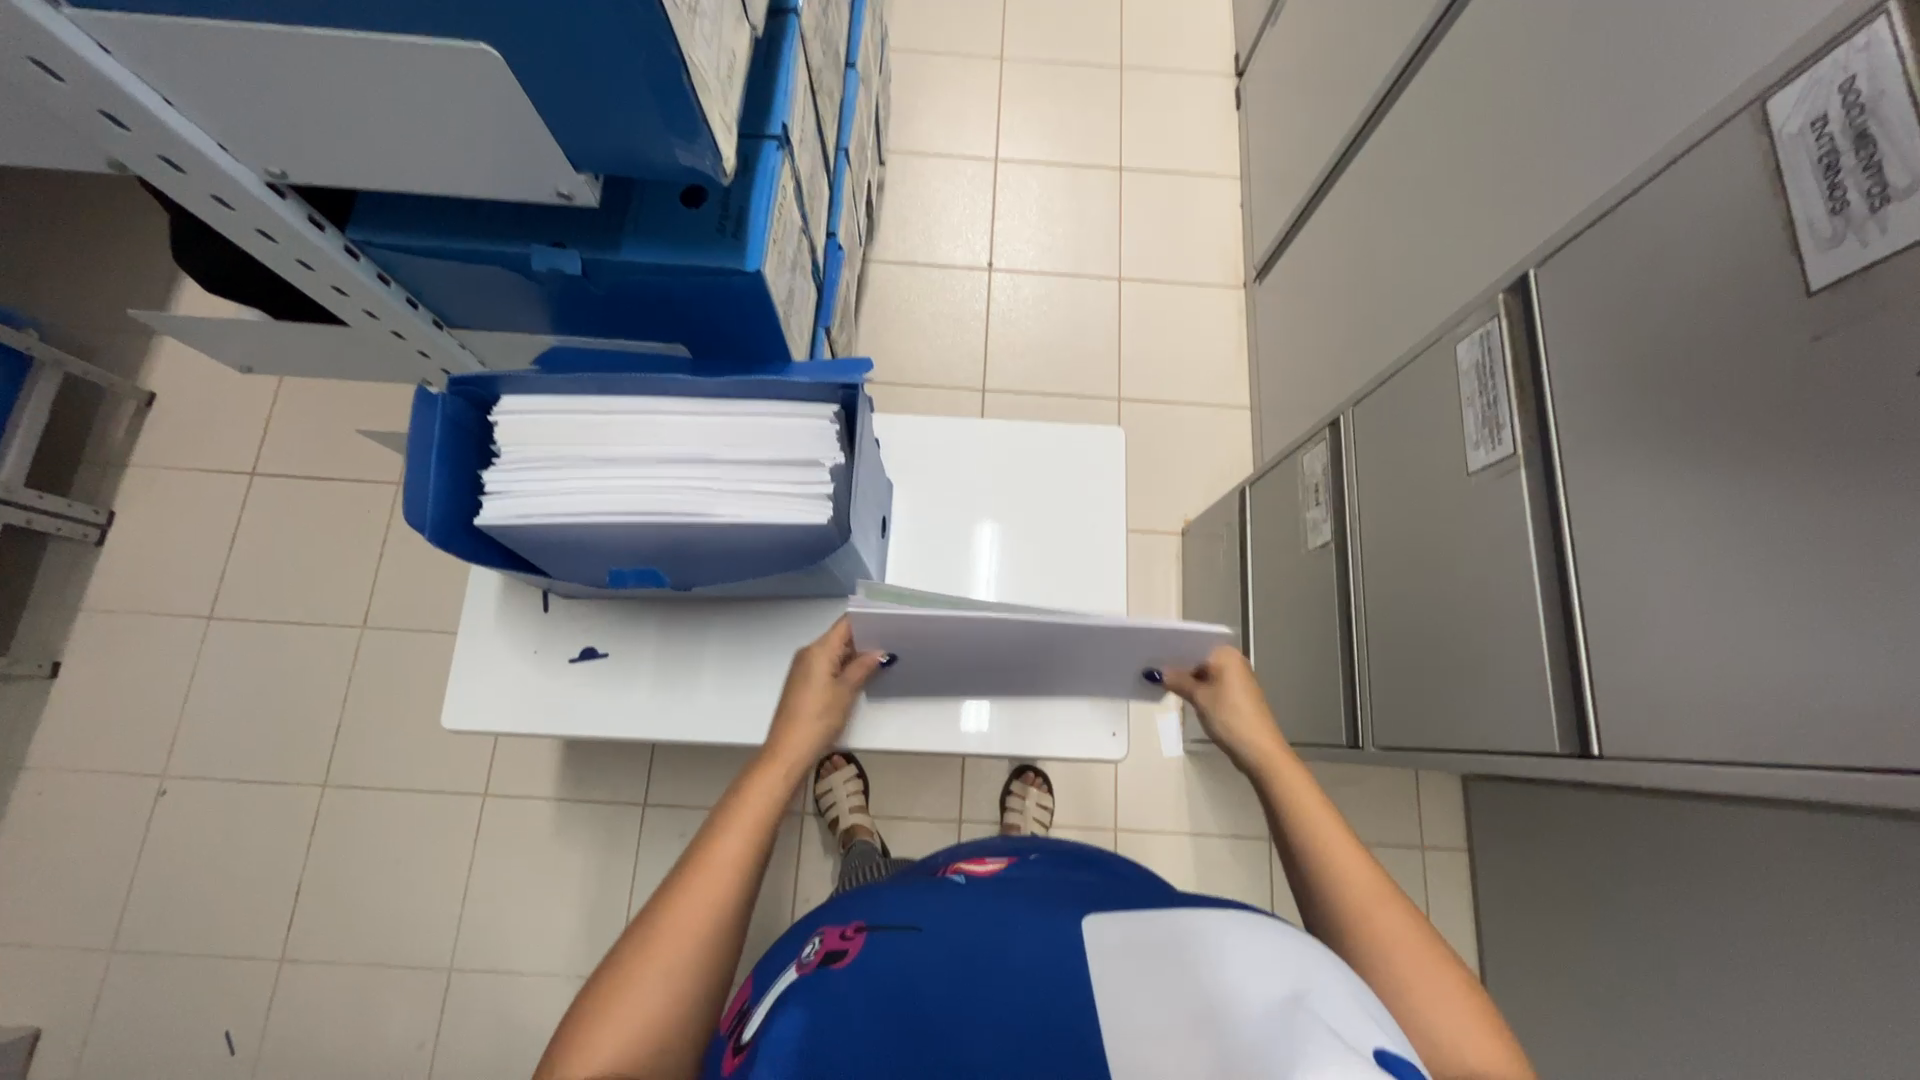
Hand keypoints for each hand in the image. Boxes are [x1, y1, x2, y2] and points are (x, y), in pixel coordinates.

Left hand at [761, 617, 888, 767]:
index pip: (845, 624)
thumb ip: (863, 668)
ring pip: (834, 653)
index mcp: (818, 649)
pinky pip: (827, 666)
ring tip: (883, 658)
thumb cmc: (818, 718)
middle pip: (840, 637)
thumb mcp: (846, 692)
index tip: (890, 623)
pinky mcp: (804, 683)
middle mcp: (808, 653)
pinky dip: (844, 668)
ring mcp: (804, 668)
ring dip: (855, 656)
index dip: (867, 621)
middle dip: (864, 640)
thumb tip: (879, 652)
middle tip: (893, 642)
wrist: (788, 750)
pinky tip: (861, 675)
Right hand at [1159, 646, 1293, 775]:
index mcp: (1226, 654)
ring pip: (1205, 673)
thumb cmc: (1229, 716)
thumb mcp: (1199, 697)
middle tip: (1150, 668)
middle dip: (1178, 665)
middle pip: (1200, 658)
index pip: (1195, 644)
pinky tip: (1180, 694)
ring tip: (1160, 681)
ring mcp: (1237, 679)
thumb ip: (1178, 681)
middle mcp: (1234, 661)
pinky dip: (1198, 688)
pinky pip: (1212, 685)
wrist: (1259, 750)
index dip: (1173, 649)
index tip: (1151, 654)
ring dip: (1187, 678)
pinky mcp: (1237, 695)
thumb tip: (1157, 672)